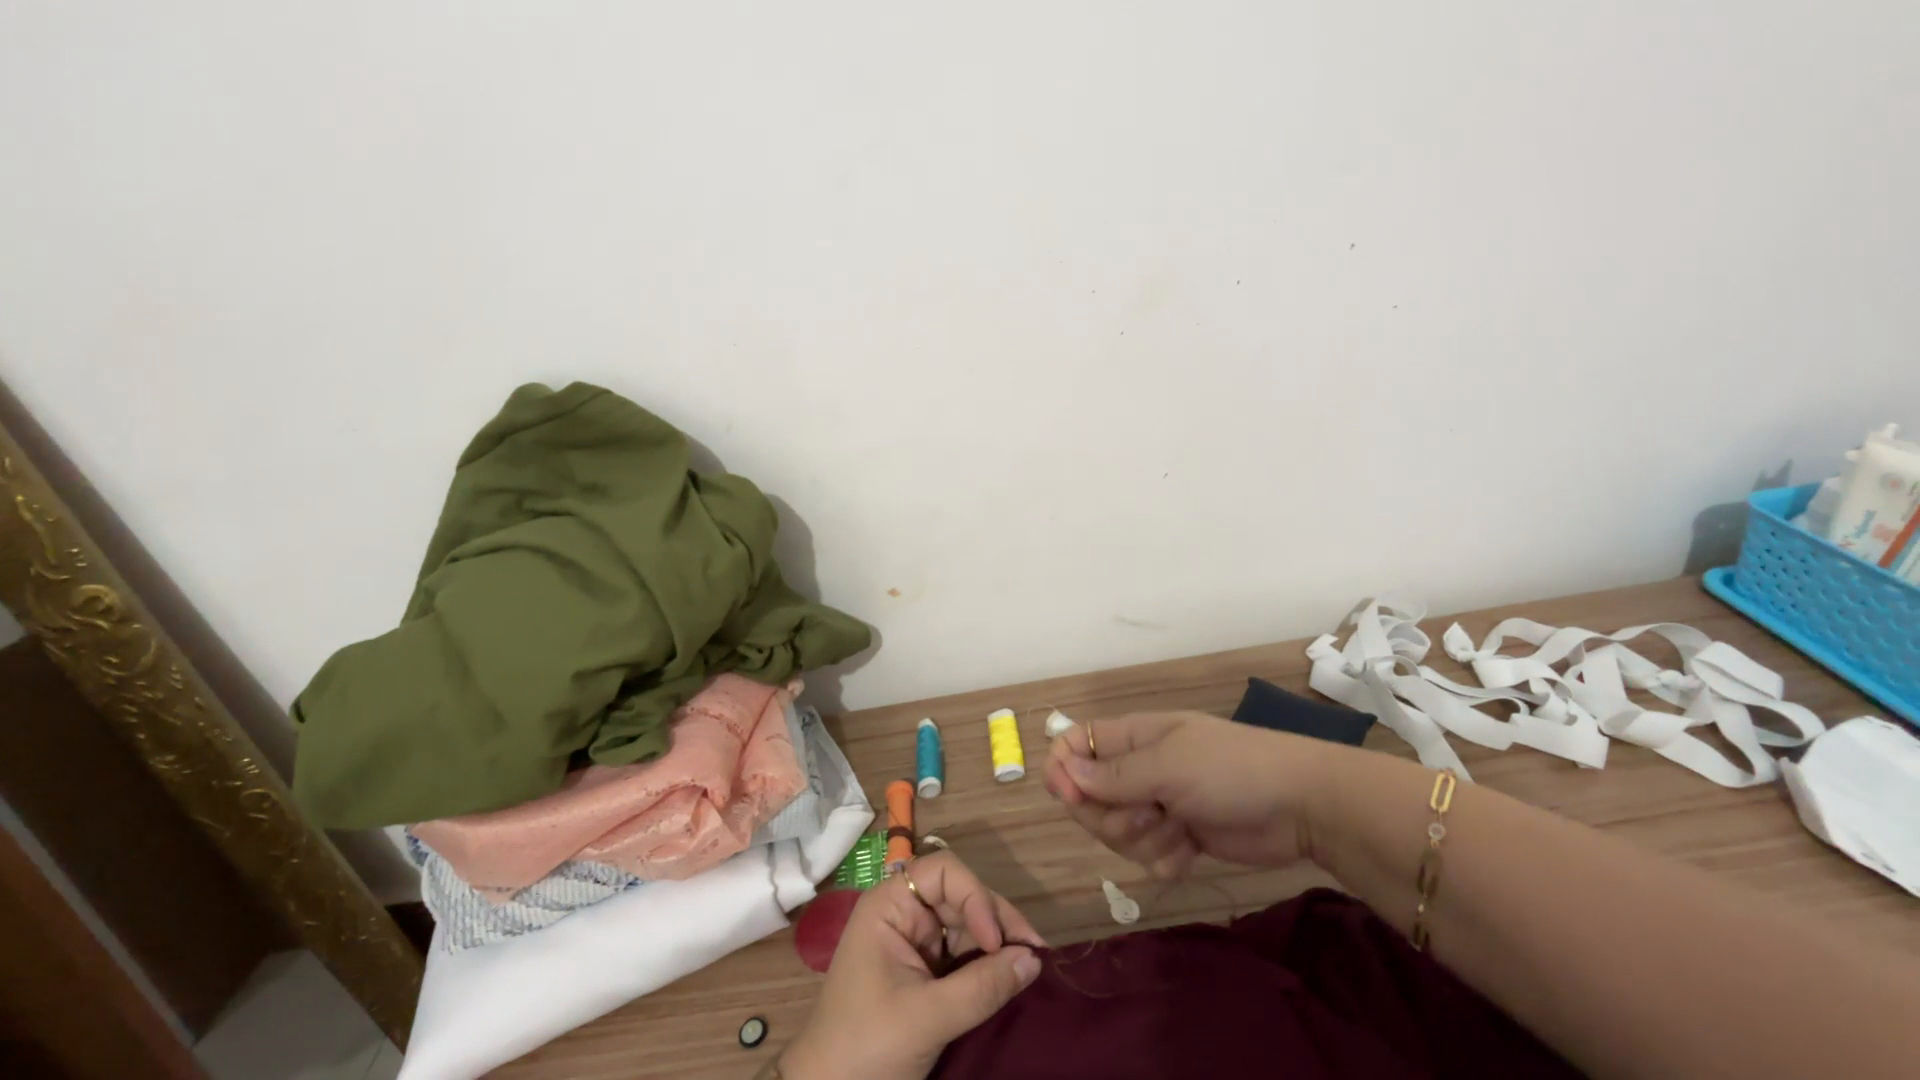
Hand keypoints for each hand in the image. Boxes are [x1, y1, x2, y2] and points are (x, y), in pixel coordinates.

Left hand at [778, 851, 1044, 1079]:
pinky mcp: (925, 974)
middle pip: (962, 896)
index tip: (995, 941)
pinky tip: (1013, 978)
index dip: (975, 896)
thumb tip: (1034, 959)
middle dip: (997, 921)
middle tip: (1034, 956)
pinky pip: (965, 956)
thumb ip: (982, 987)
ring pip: (968, 926)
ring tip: (1030, 968)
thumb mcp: (926, 1017)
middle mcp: (903, 916)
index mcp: (889, 908)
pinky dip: (990, 965)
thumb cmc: (865, 1046)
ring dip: (999, 944)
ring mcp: (915, 944)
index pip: (944, 872)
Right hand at [1042, 711, 1337, 876]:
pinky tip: (1191, 850)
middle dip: (1111, 818)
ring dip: (1144, 841)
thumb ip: (1112, 775)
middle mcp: (1139, 770)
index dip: (1063, 771)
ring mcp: (1160, 805)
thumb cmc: (1230, 770)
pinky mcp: (1180, 838)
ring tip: (1179, 829)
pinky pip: (1148, 858)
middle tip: (1147, 814)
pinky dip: (1166, 858)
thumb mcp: (1167, 766)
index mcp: (1132, 738)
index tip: (1070, 798)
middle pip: (1090, 799)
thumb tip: (1063, 774)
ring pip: (1118, 834)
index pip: (1074, 746)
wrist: (1300, 806)